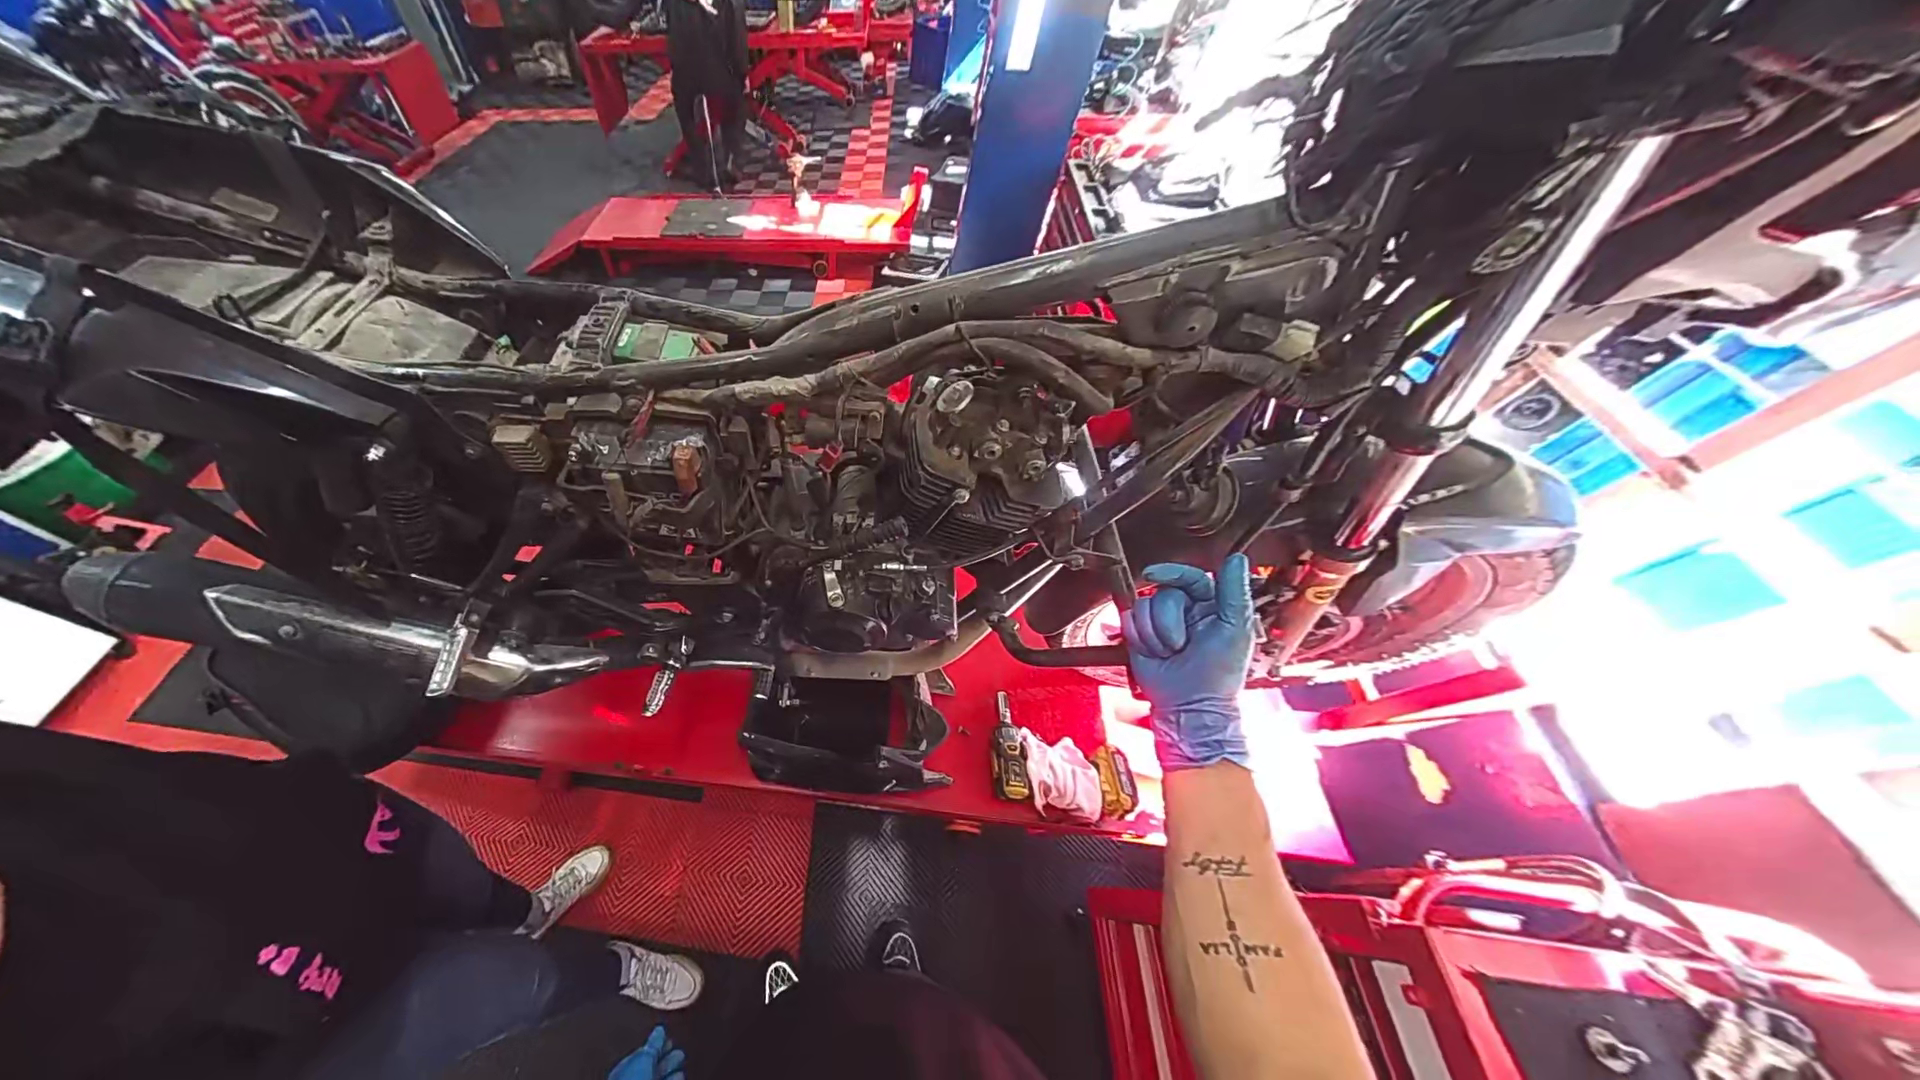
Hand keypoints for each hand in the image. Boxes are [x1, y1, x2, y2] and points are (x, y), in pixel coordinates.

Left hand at [609, 1025, 686, 1079]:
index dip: (659, 1046)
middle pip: (656, 1066)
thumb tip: (660, 1030)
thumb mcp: (643, 1060)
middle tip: (678, 1055)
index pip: (645, 1053)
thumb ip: (652, 1044)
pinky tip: (679, 1077)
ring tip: (679, 1070)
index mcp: (626, 1070)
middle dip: (668, 1059)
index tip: (670, 1040)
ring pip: (664, 1077)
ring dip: (673, 1071)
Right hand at [1121, 554, 1254, 771]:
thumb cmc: (1218, 674)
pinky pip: (1128, 621)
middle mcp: (1183, 611)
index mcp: (1209, 605)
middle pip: (1162, 592)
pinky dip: (1139, 639)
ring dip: (1154, 634)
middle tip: (1180, 644)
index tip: (1155, 574)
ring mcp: (1158, 624)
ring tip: (1169, 653)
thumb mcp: (1235, 629)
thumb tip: (1237, 558)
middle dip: (1168, 620)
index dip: (1171, 573)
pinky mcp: (1138, 636)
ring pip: (1142, 606)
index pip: (1188, 577)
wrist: (1190, 707)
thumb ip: (1235, 591)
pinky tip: (1154, 654)